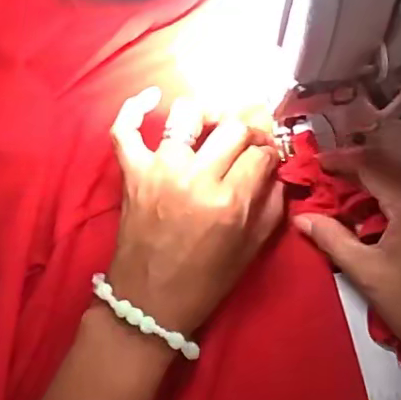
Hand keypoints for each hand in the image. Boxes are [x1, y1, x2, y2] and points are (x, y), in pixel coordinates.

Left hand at [106, 88, 284, 335]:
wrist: (150, 302)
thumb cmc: (205, 281)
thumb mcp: (251, 249)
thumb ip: (271, 206)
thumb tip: (275, 172)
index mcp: (229, 201)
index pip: (260, 153)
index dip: (271, 151)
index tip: (269, 158)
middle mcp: (195, 178)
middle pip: (232, 127)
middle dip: (250, 130)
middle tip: (250, 141)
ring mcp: (159, 170)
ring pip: (187, 115)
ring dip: (207, 114)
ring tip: (214, 124)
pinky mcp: (132, 173)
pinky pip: (125, 129)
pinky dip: (135, 109)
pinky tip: (151, 97)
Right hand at [293, 150, 400, 395]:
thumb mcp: (369, 275)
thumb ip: (332, 239)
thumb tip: (302, 217)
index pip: (372, 163)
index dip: (339, 159)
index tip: (313, 164)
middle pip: (393, 168)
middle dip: (357, 173)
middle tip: (326, 185)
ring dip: (379, 187)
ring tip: (350, 205)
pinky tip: (384, 219)